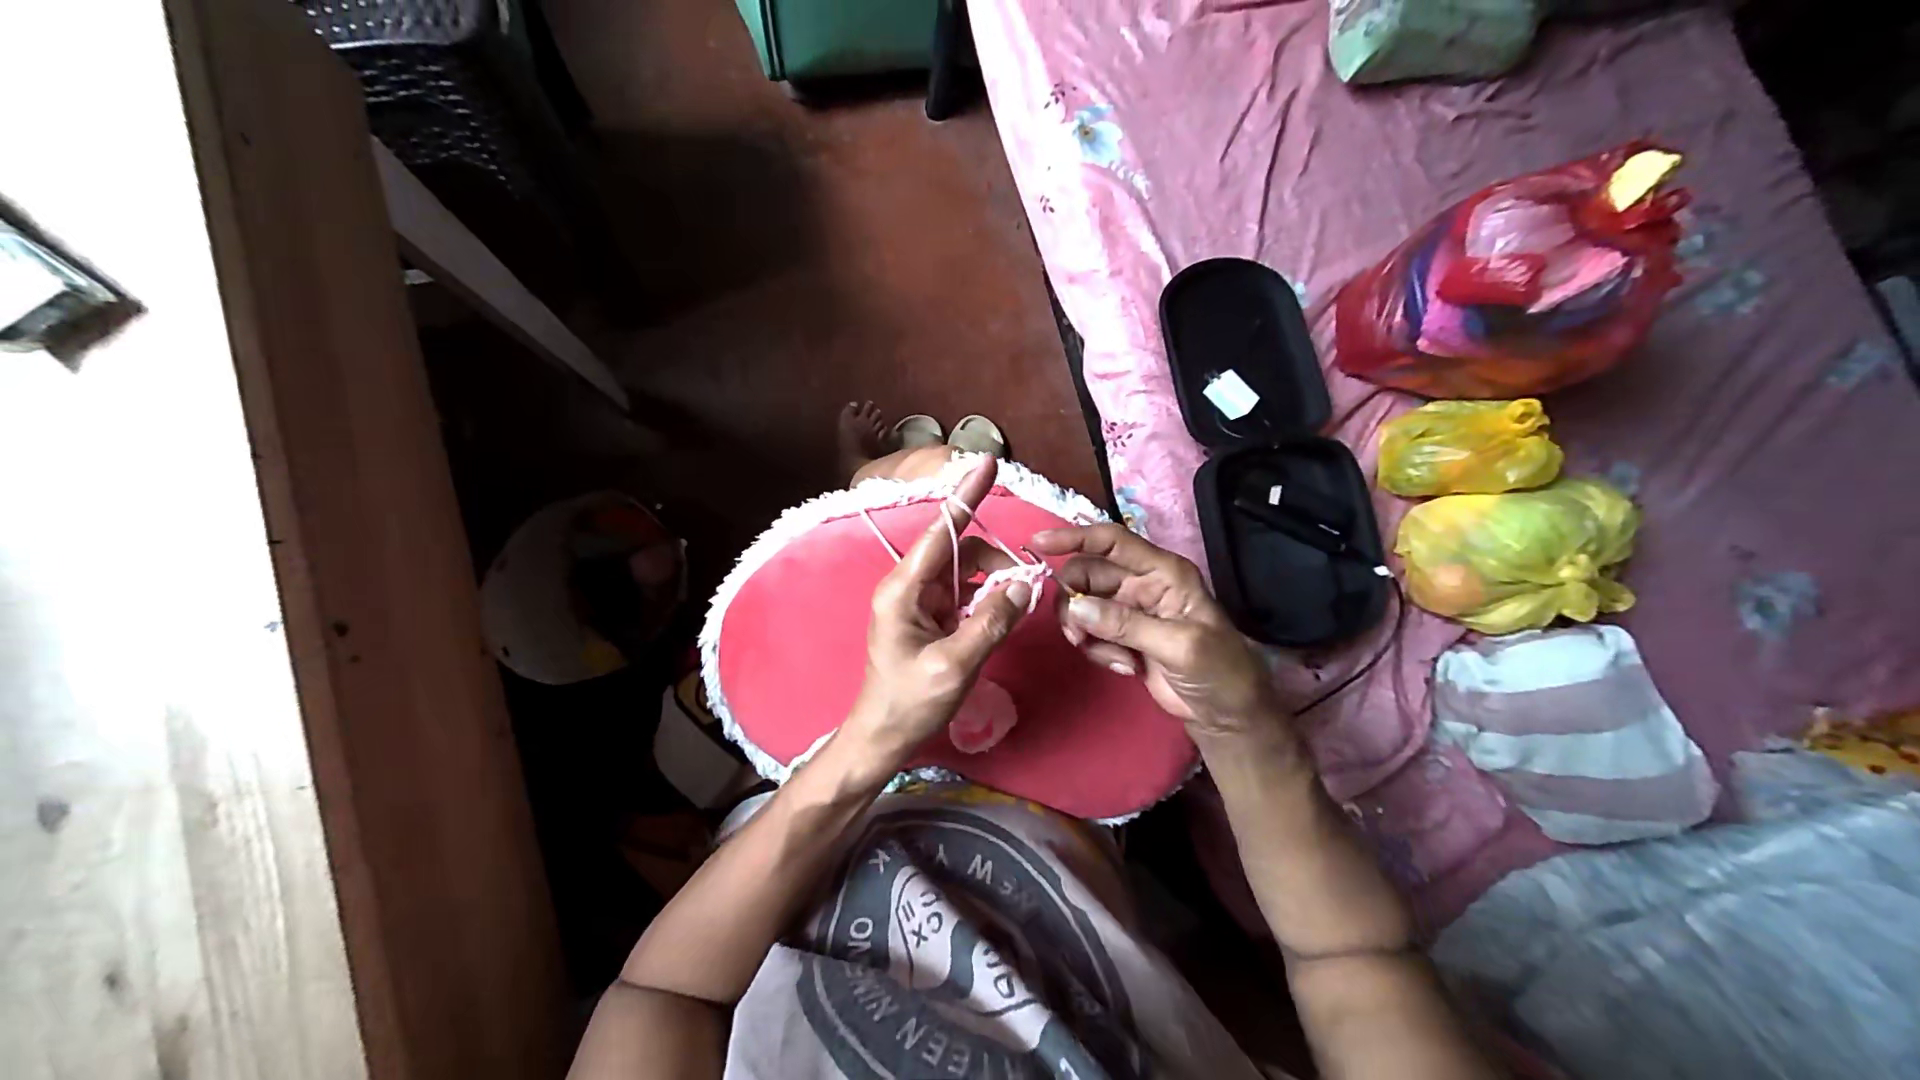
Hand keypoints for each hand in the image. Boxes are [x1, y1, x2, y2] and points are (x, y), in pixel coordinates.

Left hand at [841, 458, 1033, 770]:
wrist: (883, 735)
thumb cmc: (909, 702)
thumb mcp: (954, 665)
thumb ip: (990, 623)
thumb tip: (1024, 586)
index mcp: (903, 589)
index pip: (941, 530)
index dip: (967, 495)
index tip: (988, 461)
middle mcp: (910, 586)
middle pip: (959, 549)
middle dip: (995, 557)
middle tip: (1028, 581)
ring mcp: (920, 601)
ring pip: (966, 570)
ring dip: (994, 578)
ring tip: (1018, 601)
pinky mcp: (931, 616)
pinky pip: (965, 592)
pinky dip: (988, 595)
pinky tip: (1003, 610)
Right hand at [1029, 524, 1282, 742]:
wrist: (1226, 715)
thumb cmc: (1219, 671)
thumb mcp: (1179, 646)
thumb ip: (1127, 624)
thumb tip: (1077, 607)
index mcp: (1163, 571)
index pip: (1111, 541)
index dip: (1074, 537)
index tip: (1038, 542)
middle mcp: (1141, 583)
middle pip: (1086, 574)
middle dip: (1074, 602)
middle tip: (1079, 634)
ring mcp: (1128, 609)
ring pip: (1081, 604)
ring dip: (1085, 631)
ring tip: (1113, 658)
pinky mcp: (1119, 635)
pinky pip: (1088, 631)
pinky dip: (1095, 649)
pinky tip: (1124, 668)